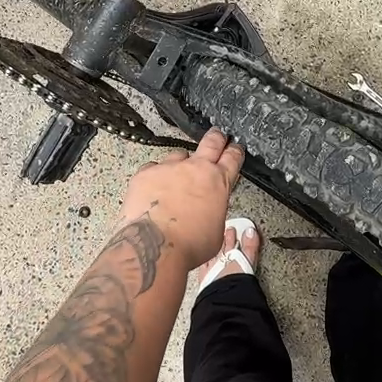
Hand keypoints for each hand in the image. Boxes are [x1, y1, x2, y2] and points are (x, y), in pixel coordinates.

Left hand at [116, 129, 245, 269]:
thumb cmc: (188, 245)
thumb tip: (207, 210)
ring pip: (178, 155)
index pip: (233, 158)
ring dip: (179, 165)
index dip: (235, 150)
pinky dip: (155, 177)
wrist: (156, 246)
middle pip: (211, 142)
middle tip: (218, 135)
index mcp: (218, 182)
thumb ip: (214, 210)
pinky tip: (153, 191)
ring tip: (175, 180)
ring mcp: (170, 168)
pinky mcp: (147, 173)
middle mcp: (196, 169)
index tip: (235, 147)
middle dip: (216, 137)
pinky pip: (153, 168)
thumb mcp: (216, 231)